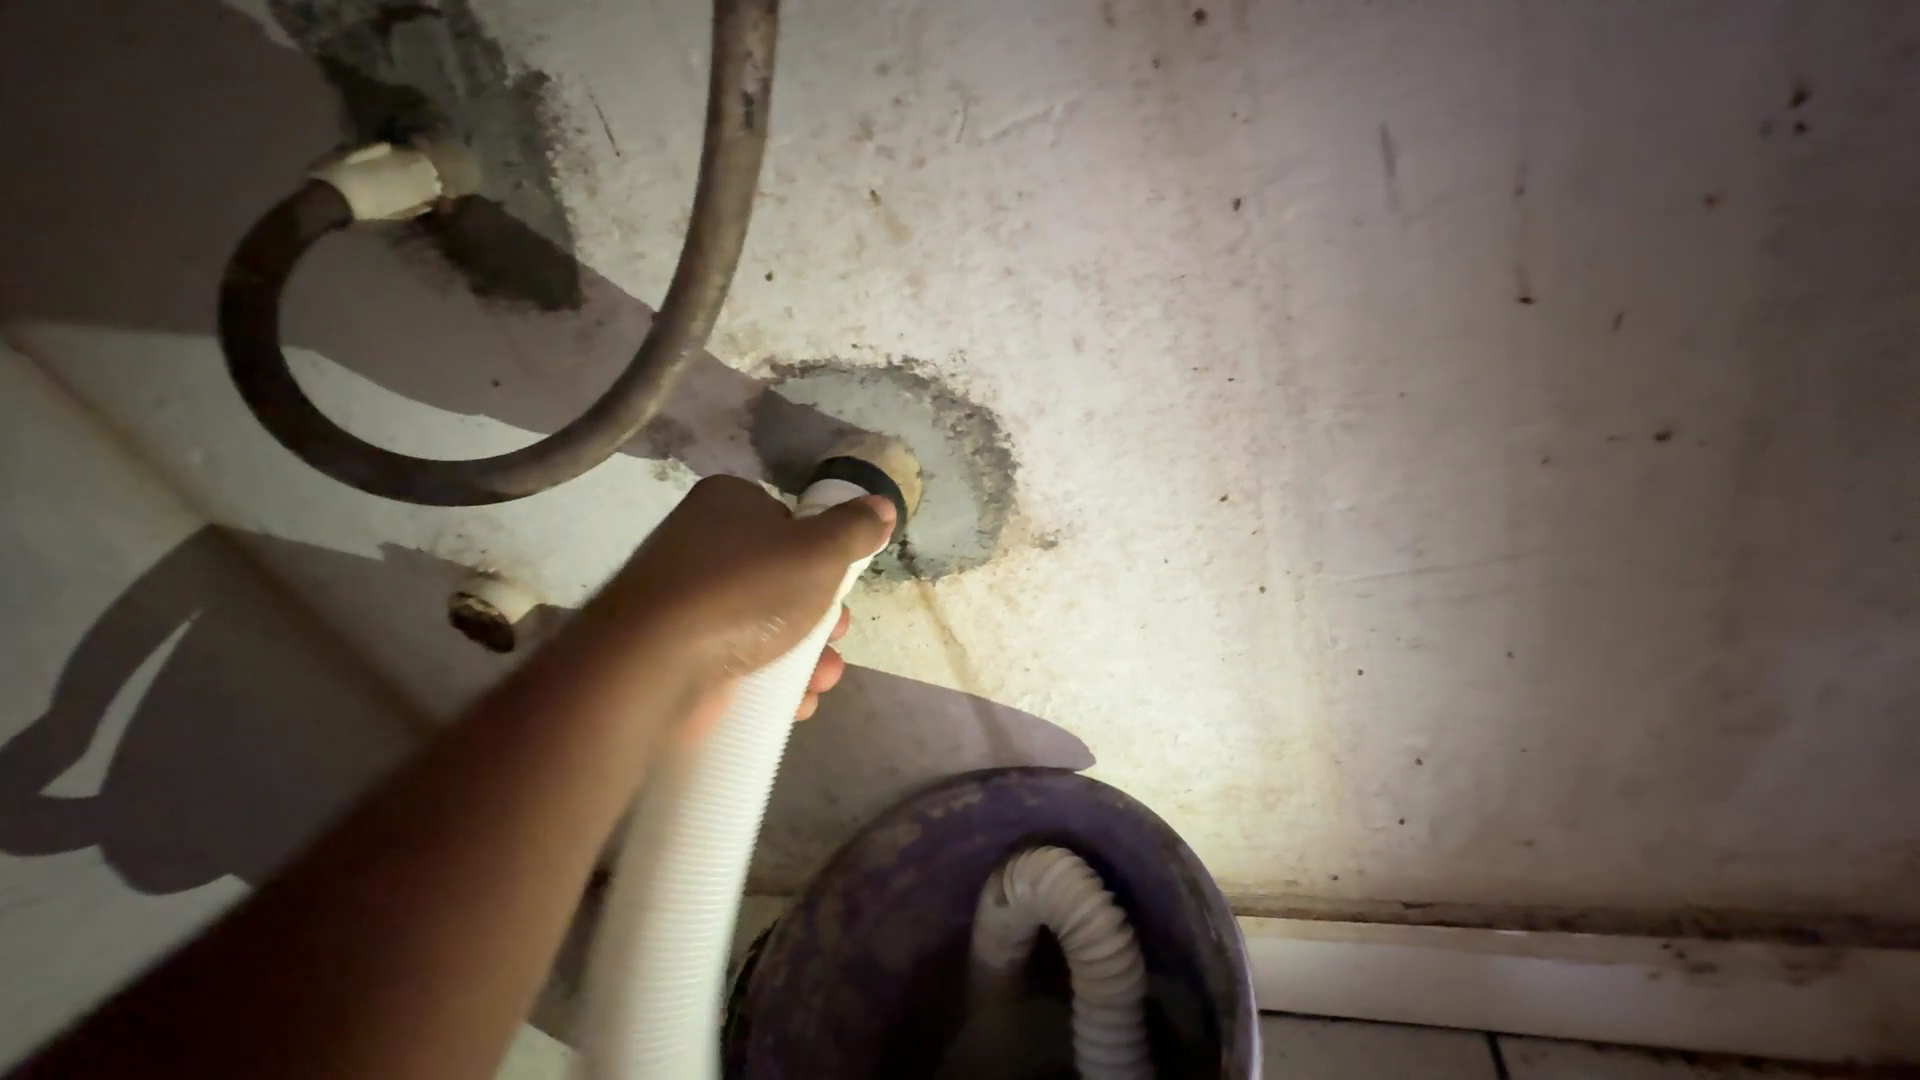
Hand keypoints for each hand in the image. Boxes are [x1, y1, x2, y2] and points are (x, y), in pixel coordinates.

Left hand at [594, 475, 894, 711]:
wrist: (652, 664)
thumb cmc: (746, 593)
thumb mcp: (819, 551)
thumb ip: (855, 529)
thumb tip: (883, 504)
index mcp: (728, 504)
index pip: (789, 521)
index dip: (823, 557)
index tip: (841, 589)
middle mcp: (700, 544)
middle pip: (781, 578)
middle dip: (819, 618)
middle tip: (834, 637)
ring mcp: (683, 600)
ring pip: (763, 625)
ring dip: (804, 657)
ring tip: (821, 682)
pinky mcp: (675, 650)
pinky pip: (735, 659)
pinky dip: (769, 681)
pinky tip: (794, 703)